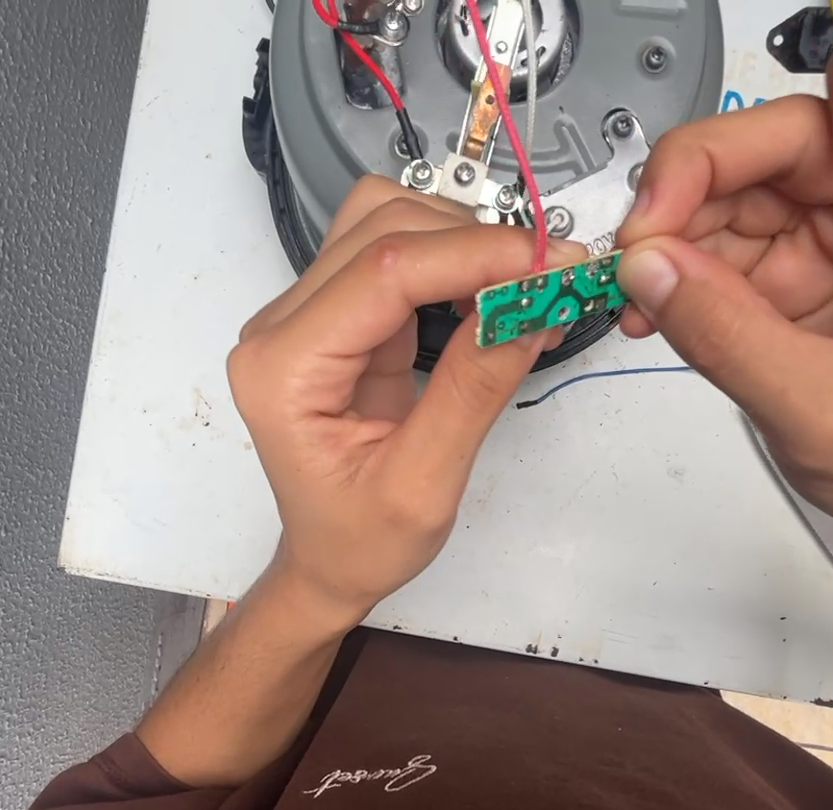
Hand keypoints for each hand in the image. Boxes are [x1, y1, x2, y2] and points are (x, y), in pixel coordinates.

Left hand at [230, 177, 583, 629]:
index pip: (383, 271)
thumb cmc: (361, 542)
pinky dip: (450, 262)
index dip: (474, 254)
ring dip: (461, 241)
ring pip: (384, 225)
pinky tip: (489, 295)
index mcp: (284, 372)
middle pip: (380, 229)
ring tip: (520, 291)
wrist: (329, 562)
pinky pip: (393, 258)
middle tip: (550, 282)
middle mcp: (281, 330)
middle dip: (474, 242)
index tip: (552, 265)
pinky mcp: (336, 321)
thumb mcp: (423, 485)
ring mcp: (303, 319)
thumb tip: (530, 307)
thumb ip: (471, 393)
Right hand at [615, 0, 832, 561]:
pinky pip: (710, 233)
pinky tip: (646, 303)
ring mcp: (832, 229)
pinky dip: (667, 264)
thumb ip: (729, 335)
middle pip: (796, 118)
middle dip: (706, 168)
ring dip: (671, 221)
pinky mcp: (781, 265)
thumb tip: (644, 266)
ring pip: (737, 173)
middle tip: (645, 235)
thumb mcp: (821, 406)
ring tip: (637, 284)